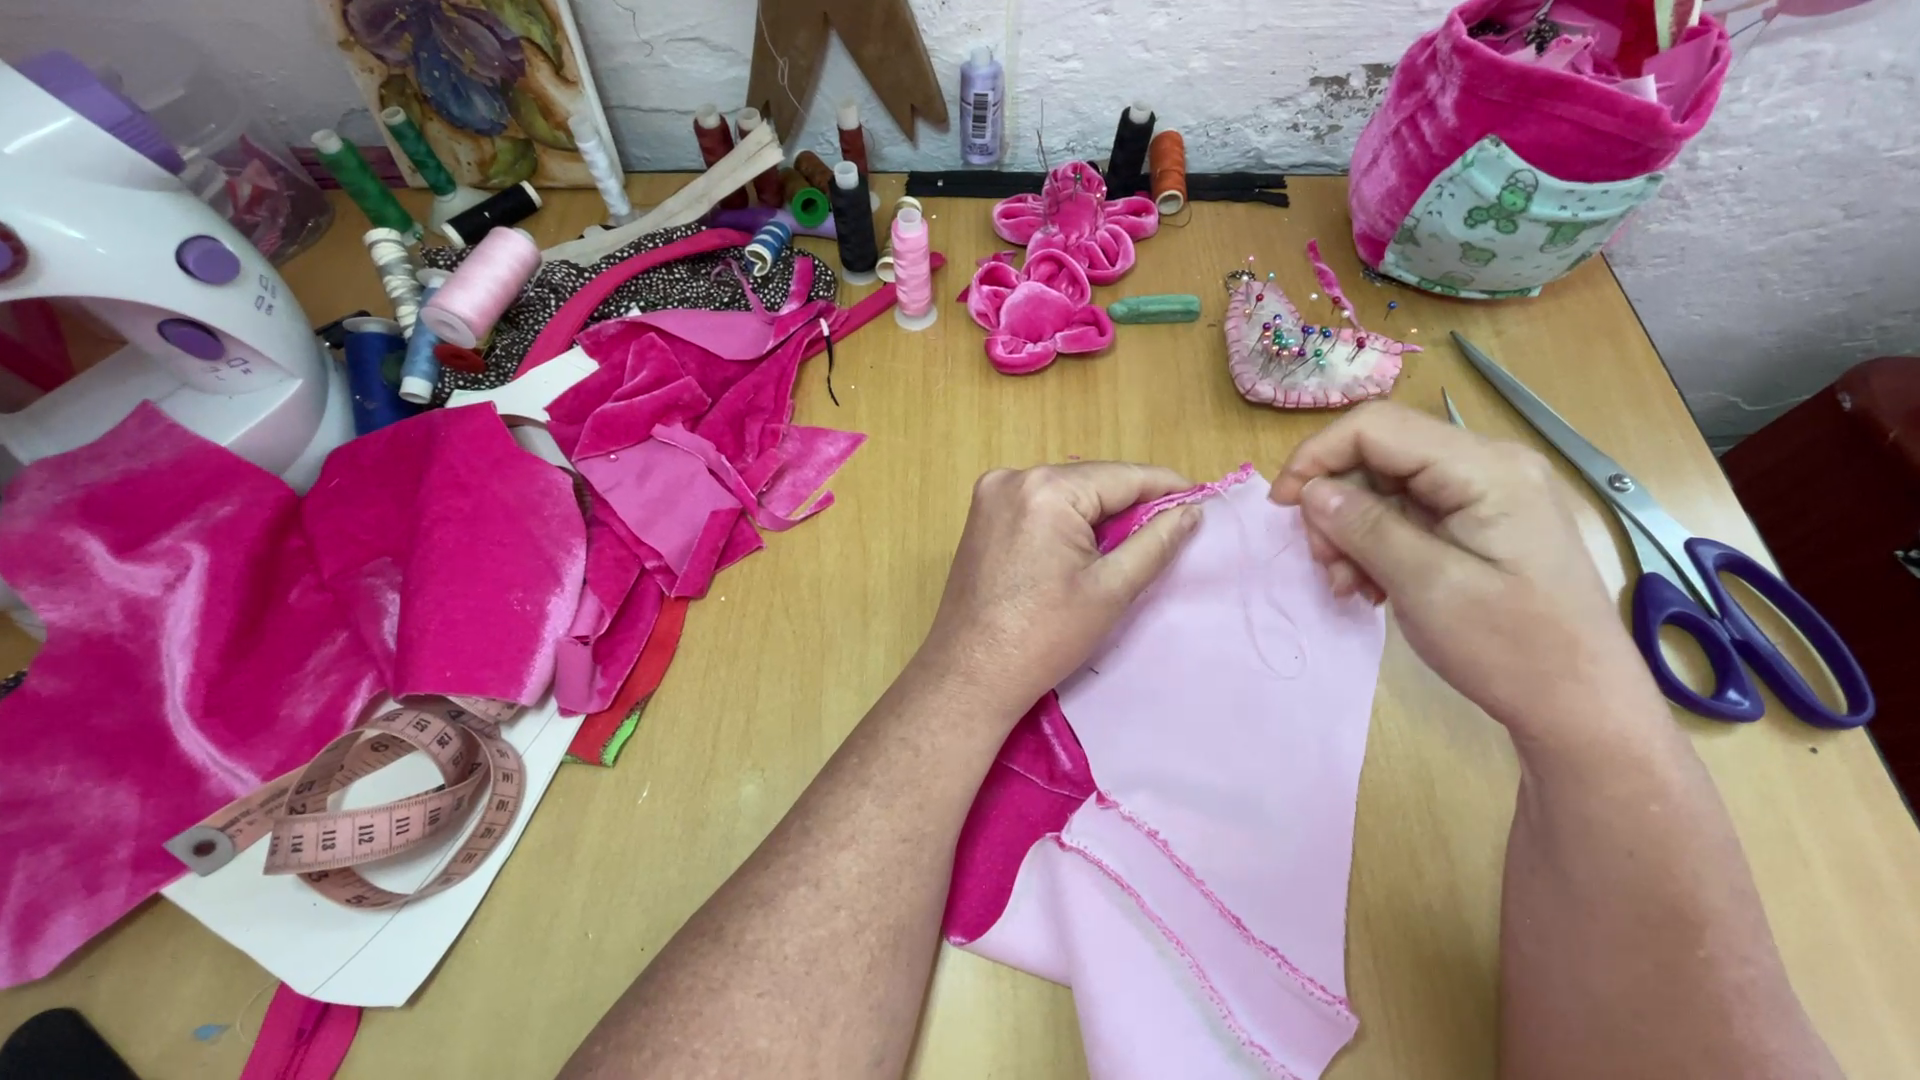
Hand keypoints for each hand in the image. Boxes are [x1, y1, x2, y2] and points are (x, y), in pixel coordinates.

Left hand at [916, 462, 1201, 716]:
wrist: (969, 674)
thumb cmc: (1043, 637)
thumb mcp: (1110, 590)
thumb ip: (1155, 542)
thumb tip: (1191, 511)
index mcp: (1045, 489)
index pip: (1122, 476)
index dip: (1167, 488)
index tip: (1202, 500)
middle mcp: (1012, 478)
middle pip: (1092, 480)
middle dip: (1132, 503)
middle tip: (1173, 528)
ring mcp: (991, 495)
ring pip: (1066, 492)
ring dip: (1100, 513)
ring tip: (1134, 542)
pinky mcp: (981, 516)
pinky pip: (1039, 505)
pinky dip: (1067, 520)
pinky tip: (1087, 547)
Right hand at [1269, 402, 1660, 741]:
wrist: (1581, 705)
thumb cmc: (1511, 647)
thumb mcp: (1427, 586)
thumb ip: (1366, 528)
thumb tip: (1311, 491)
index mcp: (1486, 469)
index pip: (1377, 426)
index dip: (1317, 456)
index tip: (1282, 507)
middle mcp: (1489, 466)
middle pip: (1379, 456)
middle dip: (1335, 505)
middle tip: (1323, 563)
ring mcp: (1487, 494)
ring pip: (1386, 488)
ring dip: (1351, 532)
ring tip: (1347, 584)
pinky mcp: (1481, 523)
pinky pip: (1408, 515)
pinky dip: (1375, 545)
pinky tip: (1371, 586)